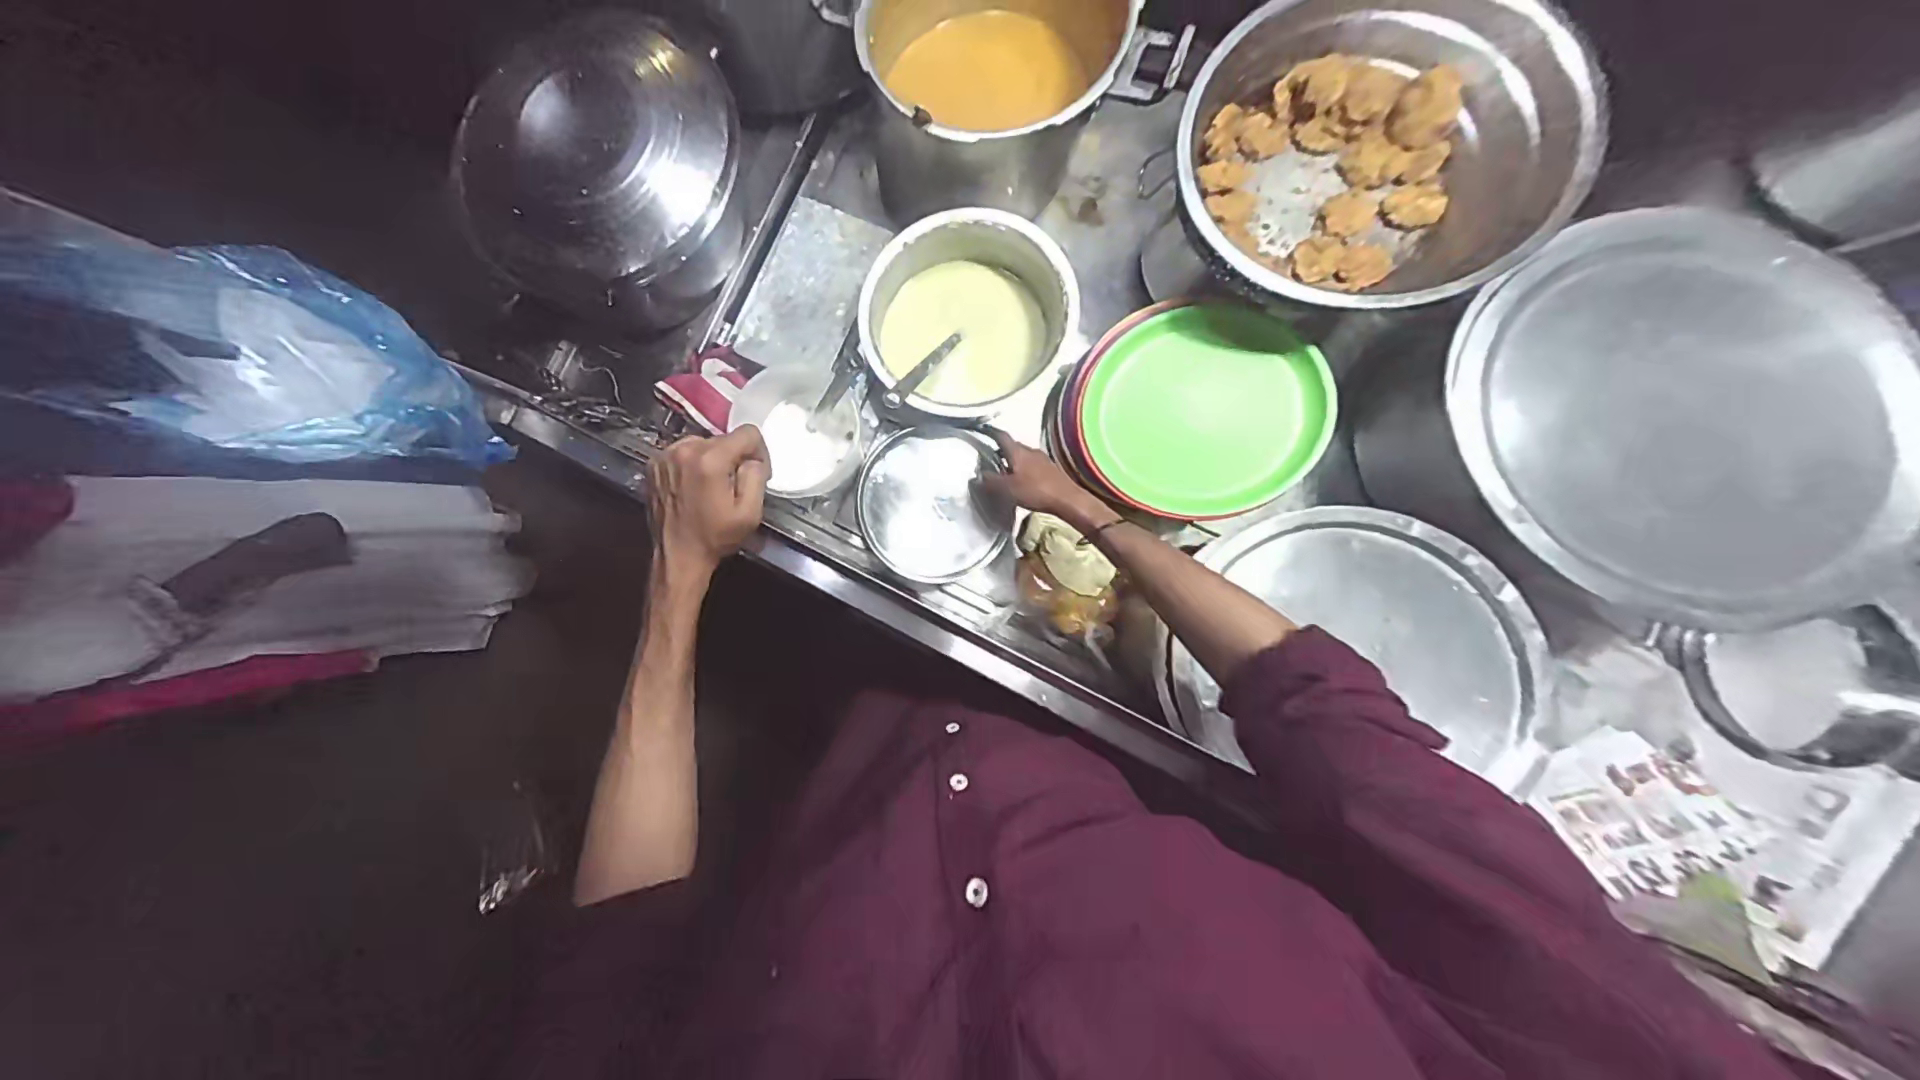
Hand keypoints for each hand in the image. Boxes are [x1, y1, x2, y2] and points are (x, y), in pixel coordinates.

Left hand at [648, 427, 769, 579]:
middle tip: (733, 485)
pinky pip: (684, 452)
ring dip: (713, 460)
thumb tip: (752, 459)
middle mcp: (685, 450)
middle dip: (734, 457)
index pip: (747, 432)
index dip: (758, 452)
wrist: (678, 555)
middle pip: (724, 438)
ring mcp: (665, 455)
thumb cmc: (716, 537)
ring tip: (712, 486)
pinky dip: (693, 464)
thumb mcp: (750, 512)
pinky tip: (694, 486)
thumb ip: (757, 475)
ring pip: (703, 444)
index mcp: (710, 460)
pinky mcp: (654, 464)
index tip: (755, 473)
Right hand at [981, 429, 1118, 533]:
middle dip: (1002, 452)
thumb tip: (979, 475)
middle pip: (1013, 446)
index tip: (983, 433)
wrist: (1067, 499)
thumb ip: (991, 481)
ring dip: (1014, 462)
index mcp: (1018, 452)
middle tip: (992, 462)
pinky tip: (1023, 482)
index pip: (1001, 436)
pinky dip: (1025, 470)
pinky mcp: (1051, 469)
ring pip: (1023, 456)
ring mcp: (1043, 459)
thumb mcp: (1007, 489)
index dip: (991, 433)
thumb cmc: (1035, 491)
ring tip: (1006, 475)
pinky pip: (1033, 465)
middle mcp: (1030, 450)